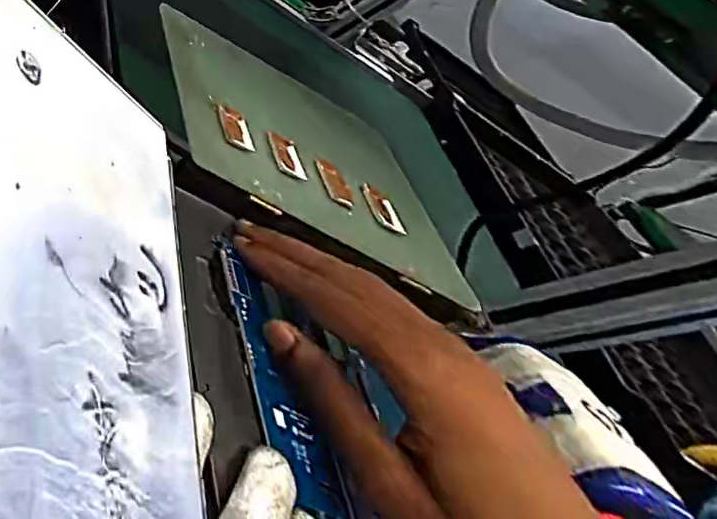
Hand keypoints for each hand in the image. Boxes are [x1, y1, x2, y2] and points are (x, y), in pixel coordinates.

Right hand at [234, 224, 592, 518]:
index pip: (335, 298)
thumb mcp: (391, 483)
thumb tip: (284, 338)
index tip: (249, 249)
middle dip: (297, 251)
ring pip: (376, 287)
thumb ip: (333, 402)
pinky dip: (351, 286)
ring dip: (322, 264)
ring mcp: (460, 354)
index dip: (285, 268)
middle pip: (354, 279)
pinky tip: (334, 288)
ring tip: (281, 250)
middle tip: (254, 233)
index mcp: (423, 368)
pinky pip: (395, 306)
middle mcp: (443, 347)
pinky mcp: (467, 367)